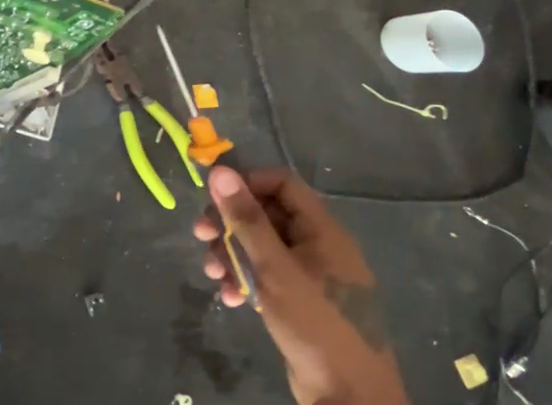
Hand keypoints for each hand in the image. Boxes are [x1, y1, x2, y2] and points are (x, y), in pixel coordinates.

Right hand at [195, 167, 410, 404]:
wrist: (350, 397)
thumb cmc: (316, 324)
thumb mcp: (275, 268)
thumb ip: (247, 219)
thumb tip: (220, 170)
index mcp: (323, 232)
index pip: (281, 183)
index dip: (246, 182)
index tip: (212, 196)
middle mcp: (319, 247)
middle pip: (266, 213)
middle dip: (229, 223)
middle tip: (201, 236)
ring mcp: (311, 274)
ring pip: (261, 245)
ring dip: (231, 254)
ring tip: (213, 274)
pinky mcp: (301, 299)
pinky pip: (266, 274)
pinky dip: (245, 279)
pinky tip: (230, 297)